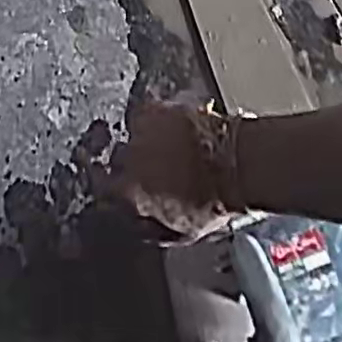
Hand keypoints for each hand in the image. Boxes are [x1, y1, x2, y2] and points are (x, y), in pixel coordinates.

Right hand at [105, 101, 236, 238]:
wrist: (234, 164)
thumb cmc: (215, 201)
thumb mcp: (183, 232)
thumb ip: (153, 229)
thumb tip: (141, 227)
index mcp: (131, 191)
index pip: (107, 190)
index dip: (116, 190)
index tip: (124, 190)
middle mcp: (129, 159)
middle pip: (116, 161)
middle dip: (128, 166)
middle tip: (149, 169)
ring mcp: (141, 131)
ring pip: (129, 136)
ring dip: (140, 142)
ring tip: (159, 147)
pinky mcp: (156, 109)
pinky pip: (142, 114)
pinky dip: (150, 120)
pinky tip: (164, 128)